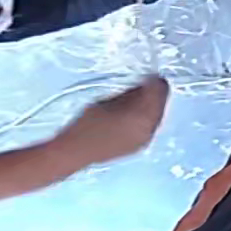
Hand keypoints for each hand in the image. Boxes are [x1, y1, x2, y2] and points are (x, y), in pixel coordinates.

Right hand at [48, 76, 167, 167]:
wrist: (69, 154)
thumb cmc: (85, 125)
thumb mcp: (108, 101)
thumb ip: (130, 92)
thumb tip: (145, 83)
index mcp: (143, 114)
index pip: (160, 90)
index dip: (154, 81)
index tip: (149, 76)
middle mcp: (151, 127)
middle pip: (160, 102)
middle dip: (153, 94)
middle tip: (143, 87)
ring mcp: (147, 138)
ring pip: (156, 114)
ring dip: (149, 107)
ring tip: (134, 103)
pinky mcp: (141, 145)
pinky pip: (149, 126)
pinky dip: (143, 119)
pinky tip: (130, 117)